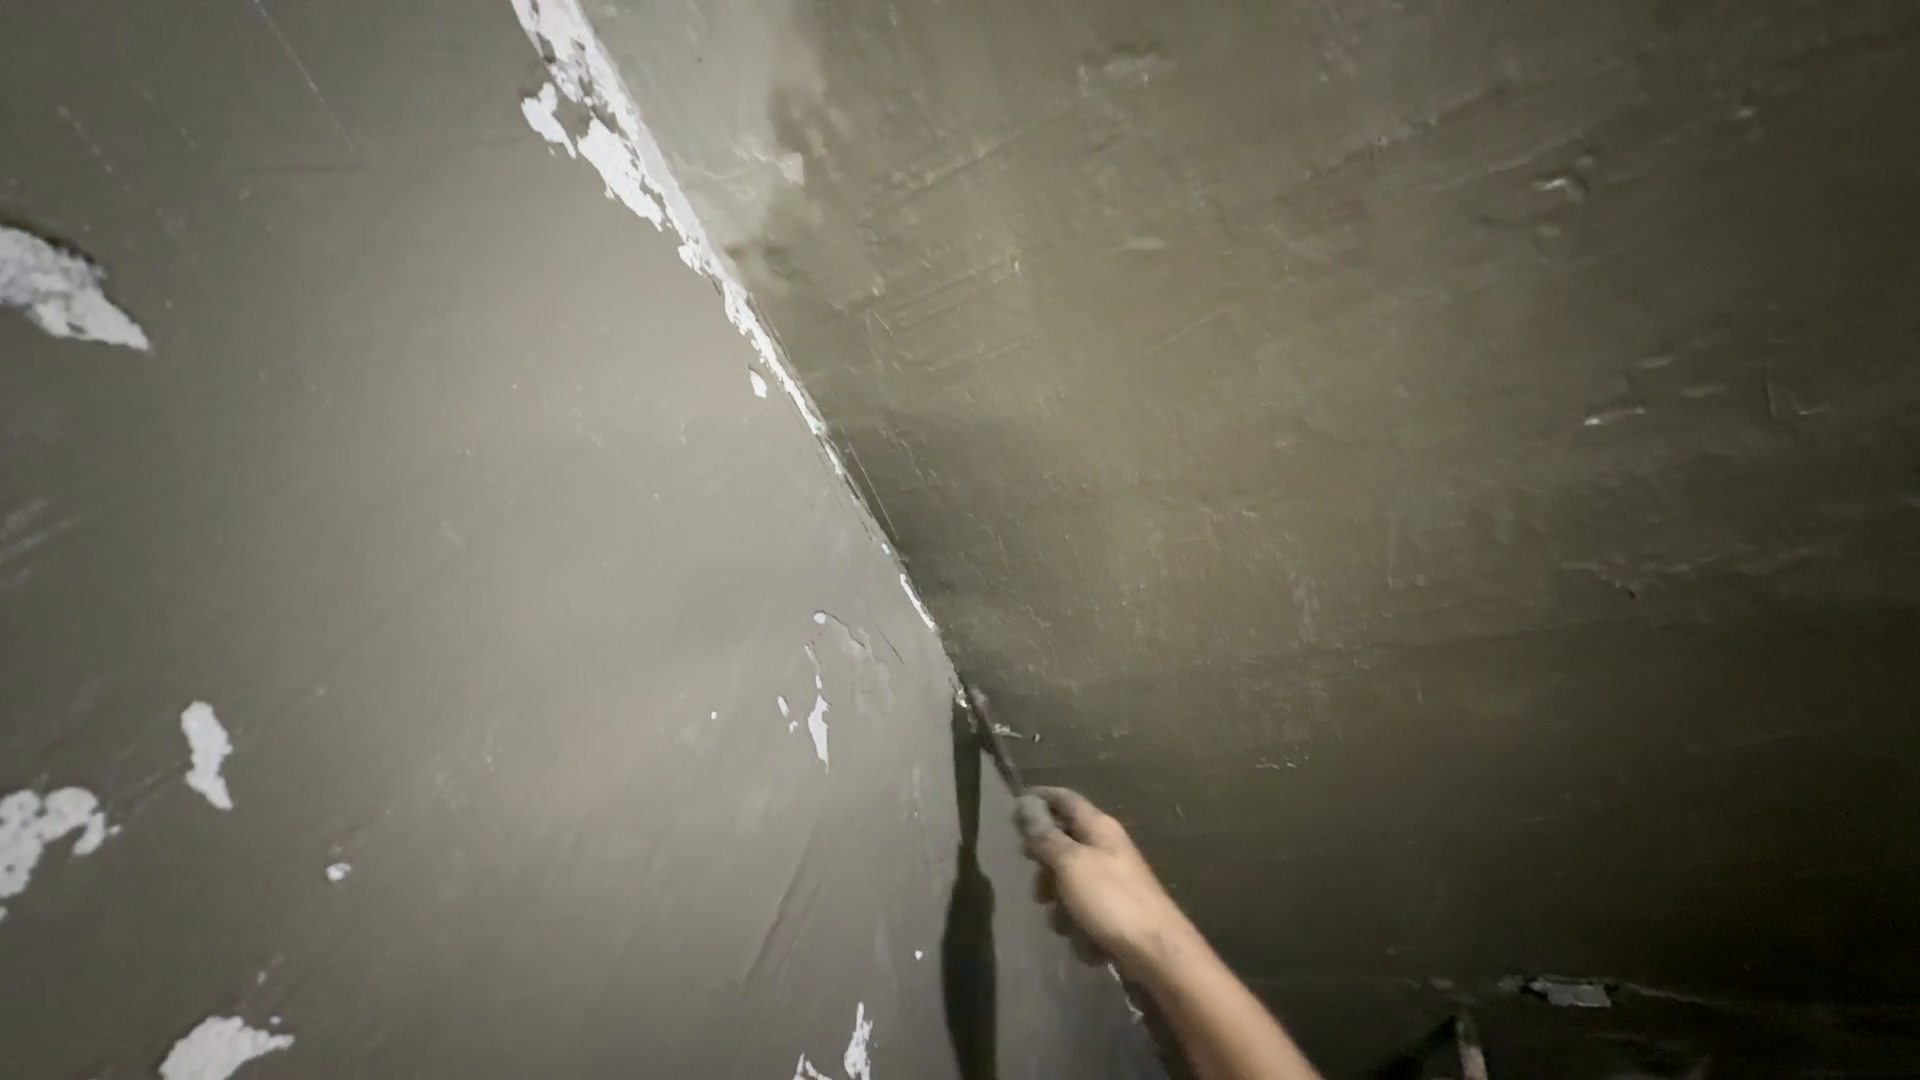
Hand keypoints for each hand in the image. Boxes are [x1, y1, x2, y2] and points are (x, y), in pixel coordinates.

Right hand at [1015, 786, 1195, 977]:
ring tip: (1068, 924)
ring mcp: (1112, 882)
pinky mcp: (1115, 913)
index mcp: (1098, 827)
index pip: (1064, 799)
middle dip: (1046, 871)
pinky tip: (1088, 942)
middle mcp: (1106, 849)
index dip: (1039, 799)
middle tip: (1039, 890)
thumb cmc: (1111, 900)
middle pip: (1062, 846)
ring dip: (1061, 907)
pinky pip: (1083, 913)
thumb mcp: (1070, 864)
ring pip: (1069, 885)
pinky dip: (1080, 928)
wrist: (1157, 954)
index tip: (1012, 810)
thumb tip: (1025, 805)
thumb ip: (1045, 836)